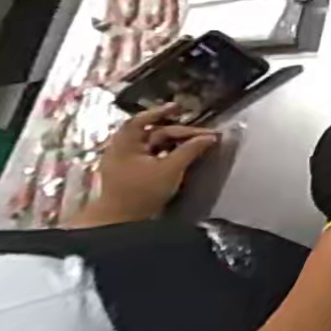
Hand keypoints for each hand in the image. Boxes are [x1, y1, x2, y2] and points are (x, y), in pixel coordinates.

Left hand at [67, 105, 219, 227]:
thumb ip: (190, 150)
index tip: (179, 107)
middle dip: (179, 132)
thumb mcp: (170, 169)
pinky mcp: (132, 177)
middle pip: (153, 134)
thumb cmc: (142, 192)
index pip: (142, 120)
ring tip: (197, 143)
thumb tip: (210, 138)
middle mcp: (123, 150)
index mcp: (125, 143)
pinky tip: (183, 157)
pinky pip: (152, 158)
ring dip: (175, 143)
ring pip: (154, 146)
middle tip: (204, 135)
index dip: (161, 111)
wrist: (120, 222)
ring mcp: (126, 164)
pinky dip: (168, 154)